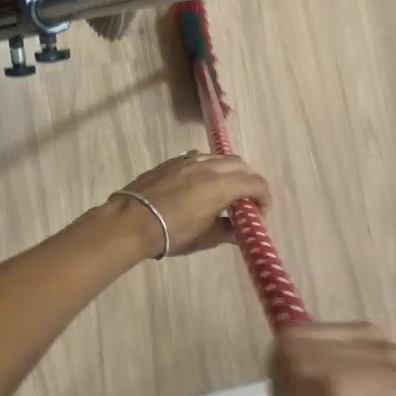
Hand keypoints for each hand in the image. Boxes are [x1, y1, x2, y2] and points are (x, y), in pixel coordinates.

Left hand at [108, 151, 270, 258]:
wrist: (132, 220)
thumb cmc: (172, 233)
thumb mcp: (205, 238)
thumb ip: (227, 231)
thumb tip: (239, 230)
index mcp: (220, 185)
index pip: (254, 182)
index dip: (264, 197)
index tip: (260, 213)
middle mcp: (206, 167)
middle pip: (238, 164)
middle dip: (249, 180)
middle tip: (246, 201)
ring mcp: (185, 161)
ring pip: (217, 158)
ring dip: (228, 171)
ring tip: (224, 191)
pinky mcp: (169, 162)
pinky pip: (197, 158)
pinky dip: (208, 168)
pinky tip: (201, 184)